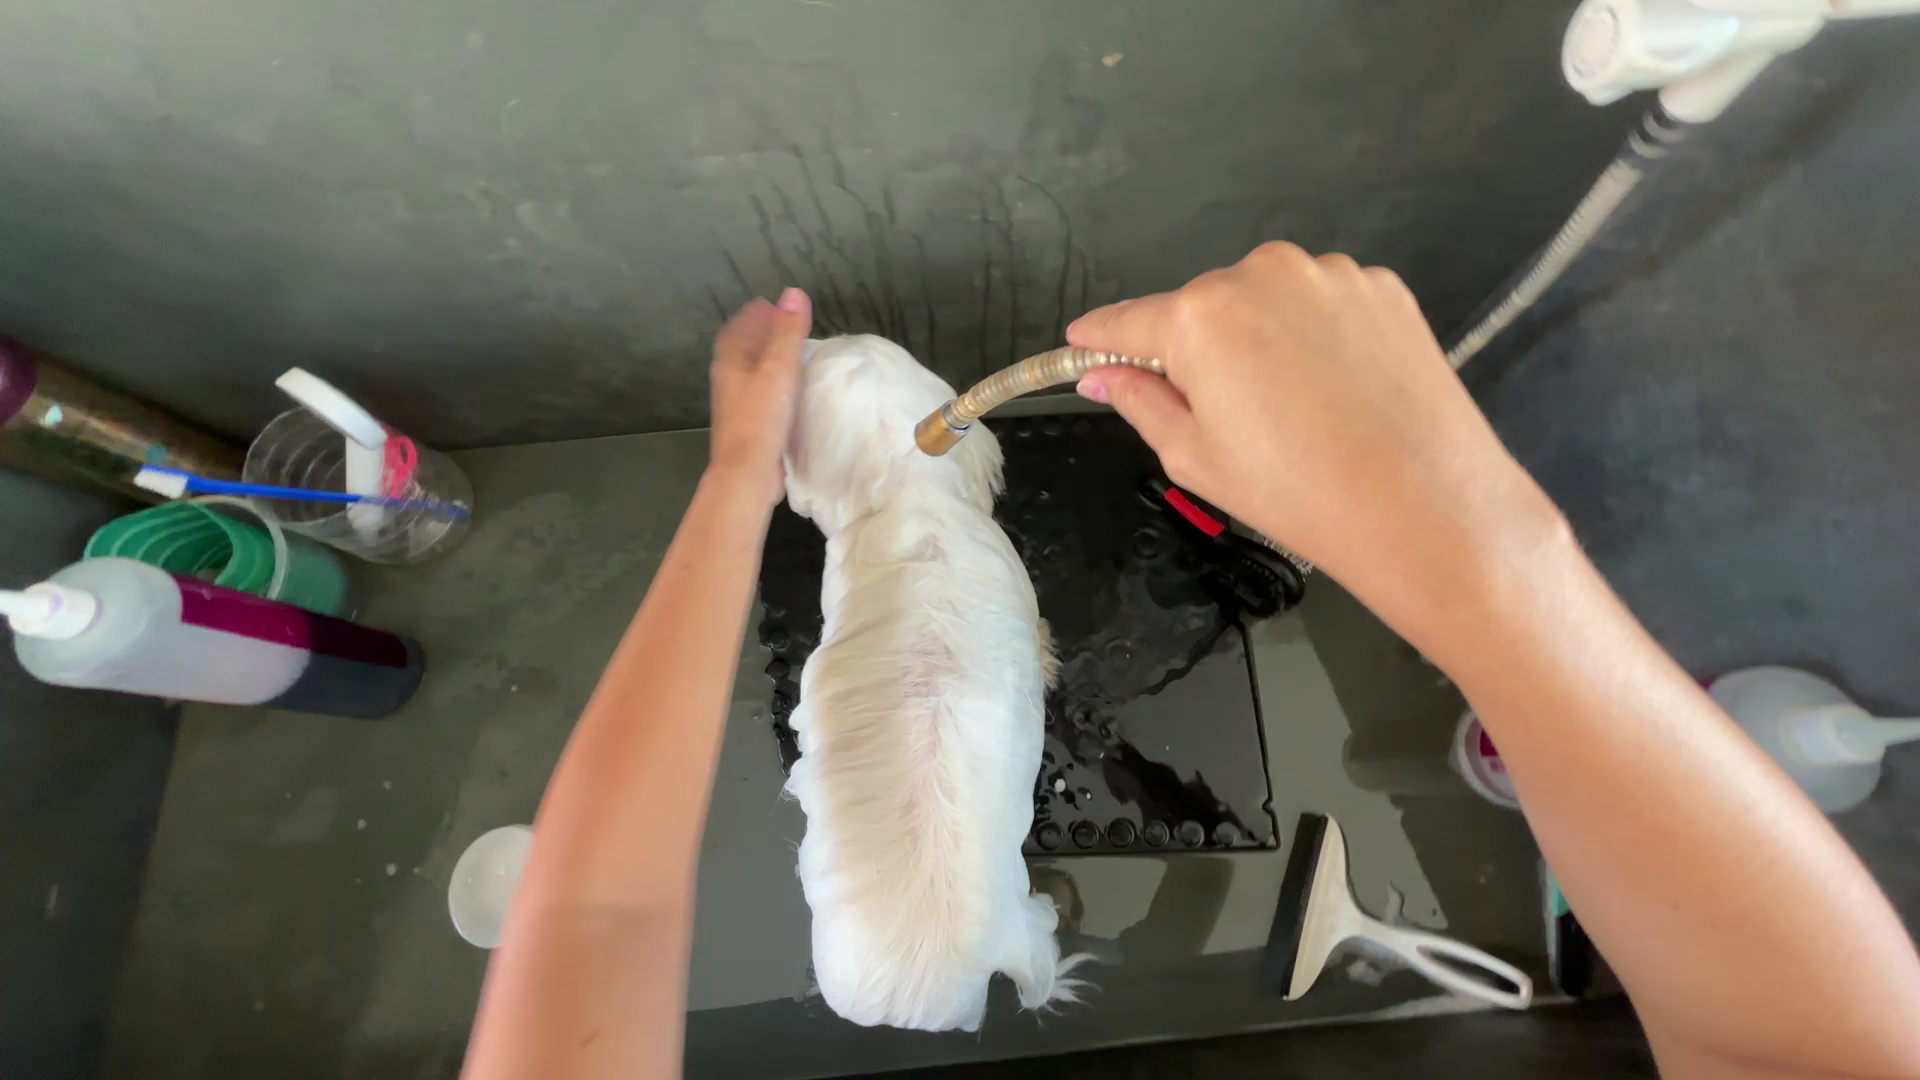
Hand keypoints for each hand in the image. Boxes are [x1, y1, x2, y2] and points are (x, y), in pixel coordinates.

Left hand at [708, 289, 811, 507]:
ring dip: (767, 360)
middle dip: (760, 335)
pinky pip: (762, 395)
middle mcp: (729, 381)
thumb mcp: (778, 369)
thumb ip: (787, 332)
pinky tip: (791, 391)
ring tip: (790, 355)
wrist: (748, 472)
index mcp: (730, 362)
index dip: (755, 314)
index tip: (771, 305)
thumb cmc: (761, 418)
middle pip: (743, 349)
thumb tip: (794, 293)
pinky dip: (774, 385)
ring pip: (751, 373)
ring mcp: (738, 406)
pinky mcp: (751, 426)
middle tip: (783, 326)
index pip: (739, 328)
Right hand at [1070, 242, 1559, 601]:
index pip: (1129, 321)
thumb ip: (1140, 400)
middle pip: (1199, 307)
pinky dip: (1305, 334)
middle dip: (1189, 346)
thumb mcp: (1191, 454)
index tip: (1079, 343)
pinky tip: (1326, 386)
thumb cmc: (1288, 489)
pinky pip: (1316, 303)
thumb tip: (1100, 376)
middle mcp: (1261, 273)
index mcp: (1202, 316)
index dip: (1099, 337)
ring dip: (1251, 336)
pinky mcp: (1382, 287)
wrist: (1423, 504)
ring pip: (1261, 300)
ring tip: (1280, 401)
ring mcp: (1329, 274)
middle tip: (1207, 406)